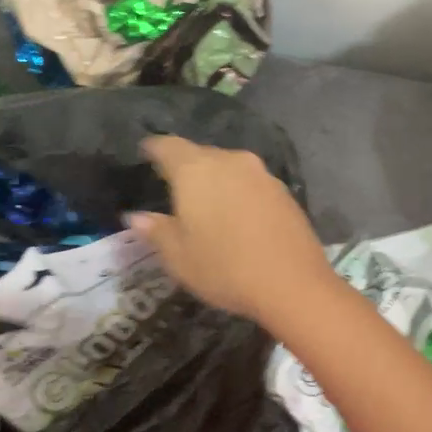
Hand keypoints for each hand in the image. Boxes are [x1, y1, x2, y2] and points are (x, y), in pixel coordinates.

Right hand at [129, 136, 336, 322]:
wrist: (294, 284)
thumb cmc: (225, 269)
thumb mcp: (179, 257)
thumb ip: (156, 231)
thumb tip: (137, 216)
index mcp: (196, 169)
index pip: (167, 146)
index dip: (153, 149)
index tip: (145, 155)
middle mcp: (231, 161)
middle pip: (202, 155)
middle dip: (187, 168)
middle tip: (176, 188)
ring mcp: (263, 175)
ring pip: (231, 169)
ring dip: (218, 182)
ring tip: (209, 204)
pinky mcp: (286, 193)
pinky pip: (253, 185)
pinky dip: (242, 194)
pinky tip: (240, 217)